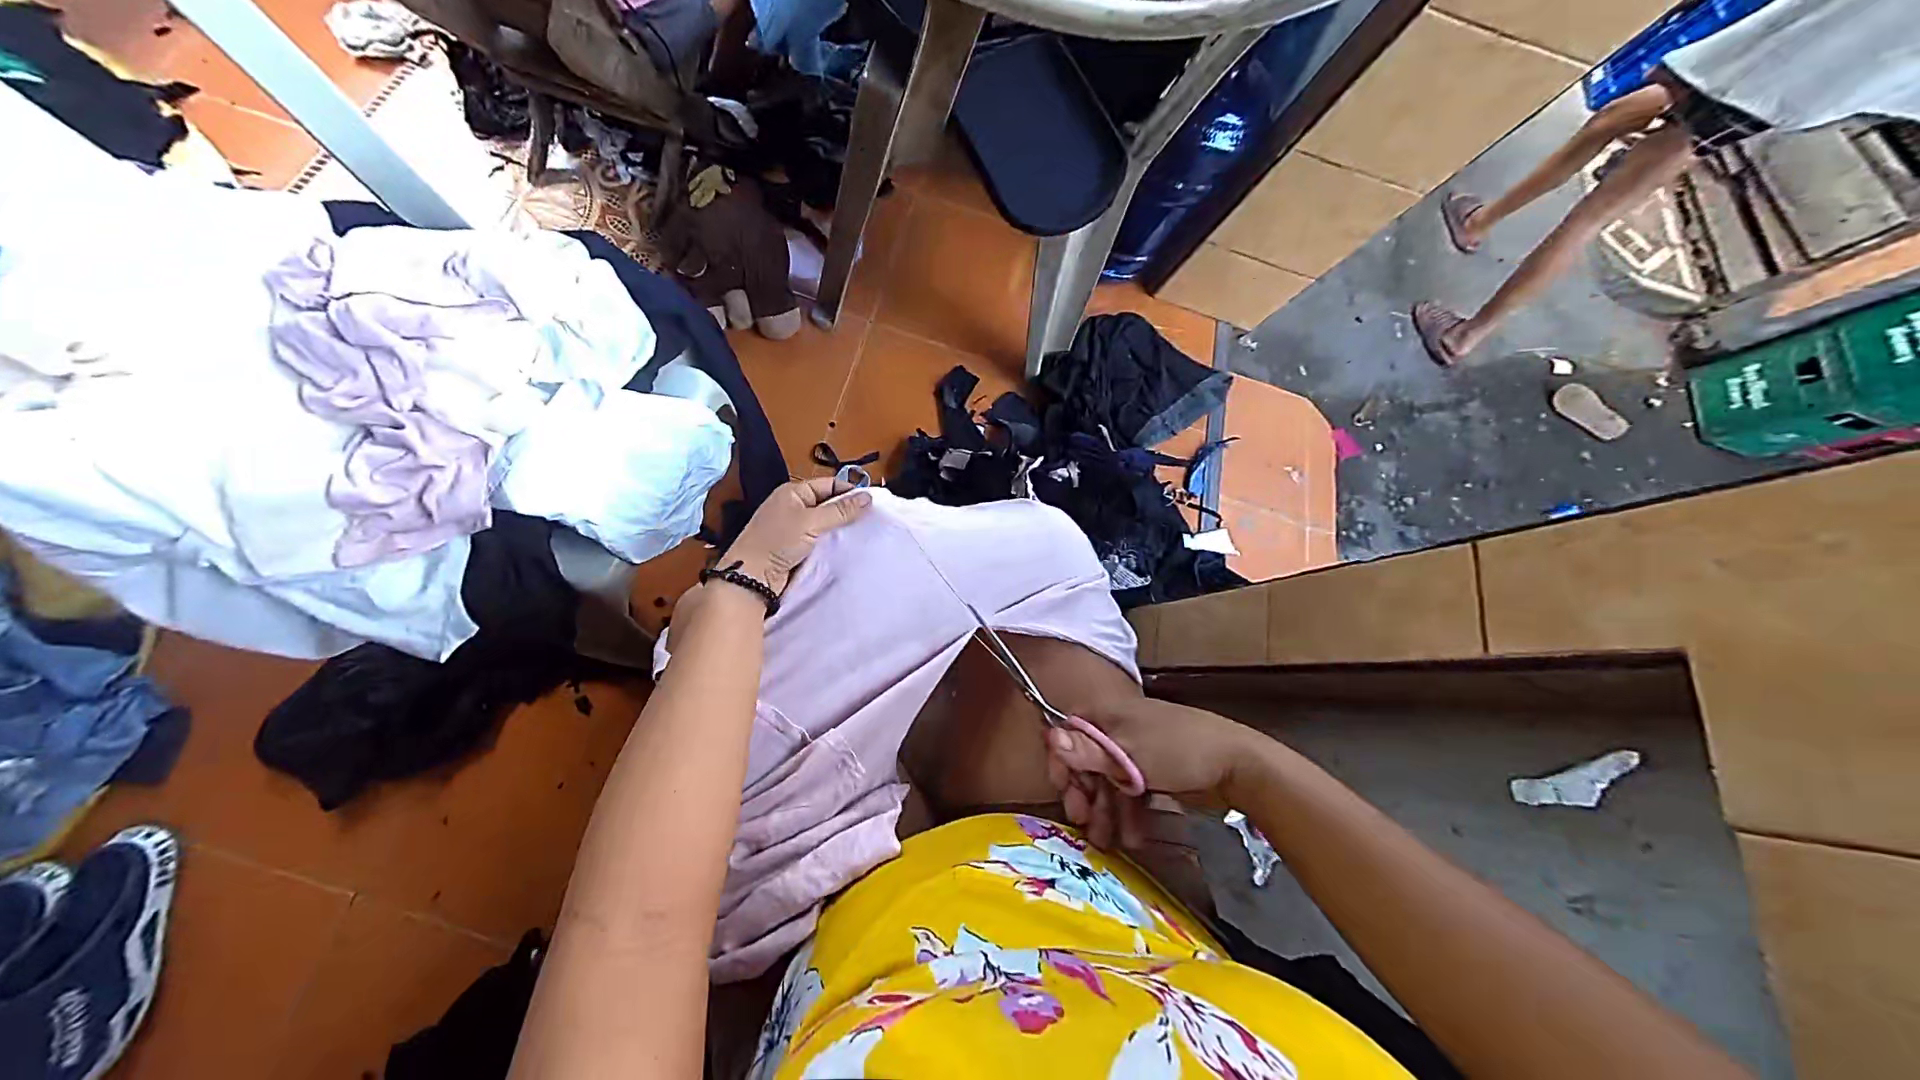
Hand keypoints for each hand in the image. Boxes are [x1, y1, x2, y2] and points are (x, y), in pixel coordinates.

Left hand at [717, 476, 871, 595]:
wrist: (752, 576)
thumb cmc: (776, 541)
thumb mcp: (811, 522)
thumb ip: (840, 510)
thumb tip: (867, 497)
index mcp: (794, 492)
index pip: (829, 484)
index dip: (849, 491)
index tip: (871, 504)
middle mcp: (794, 506)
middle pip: (829, 503)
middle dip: (847, 511)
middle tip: (870, 520)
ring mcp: (795, 527)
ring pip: (826, 523)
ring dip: (840, 529)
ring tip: (862, 534)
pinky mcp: (797, 546)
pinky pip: (820, 539)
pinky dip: (831, 542)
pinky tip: (846, 547)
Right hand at [1045, 697, 1264, 848]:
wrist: (1239, 765)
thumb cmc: (1177, 751)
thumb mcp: (1128, 754)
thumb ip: (1087, 750)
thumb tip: (1049, 737)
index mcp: (1108, 715)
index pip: (1069, 734)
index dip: (1063, 763)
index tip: (1063, 791)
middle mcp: (1120, 729)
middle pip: (1088, 762)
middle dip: (1085, 794)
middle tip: (1083, 822)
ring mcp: (1139, 750)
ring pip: (1110, 781)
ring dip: (1106, 811)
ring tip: (1106, 842)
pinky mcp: (1157, 770)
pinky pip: (1132, 791)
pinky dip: (1129, 812)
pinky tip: (1132, 837)